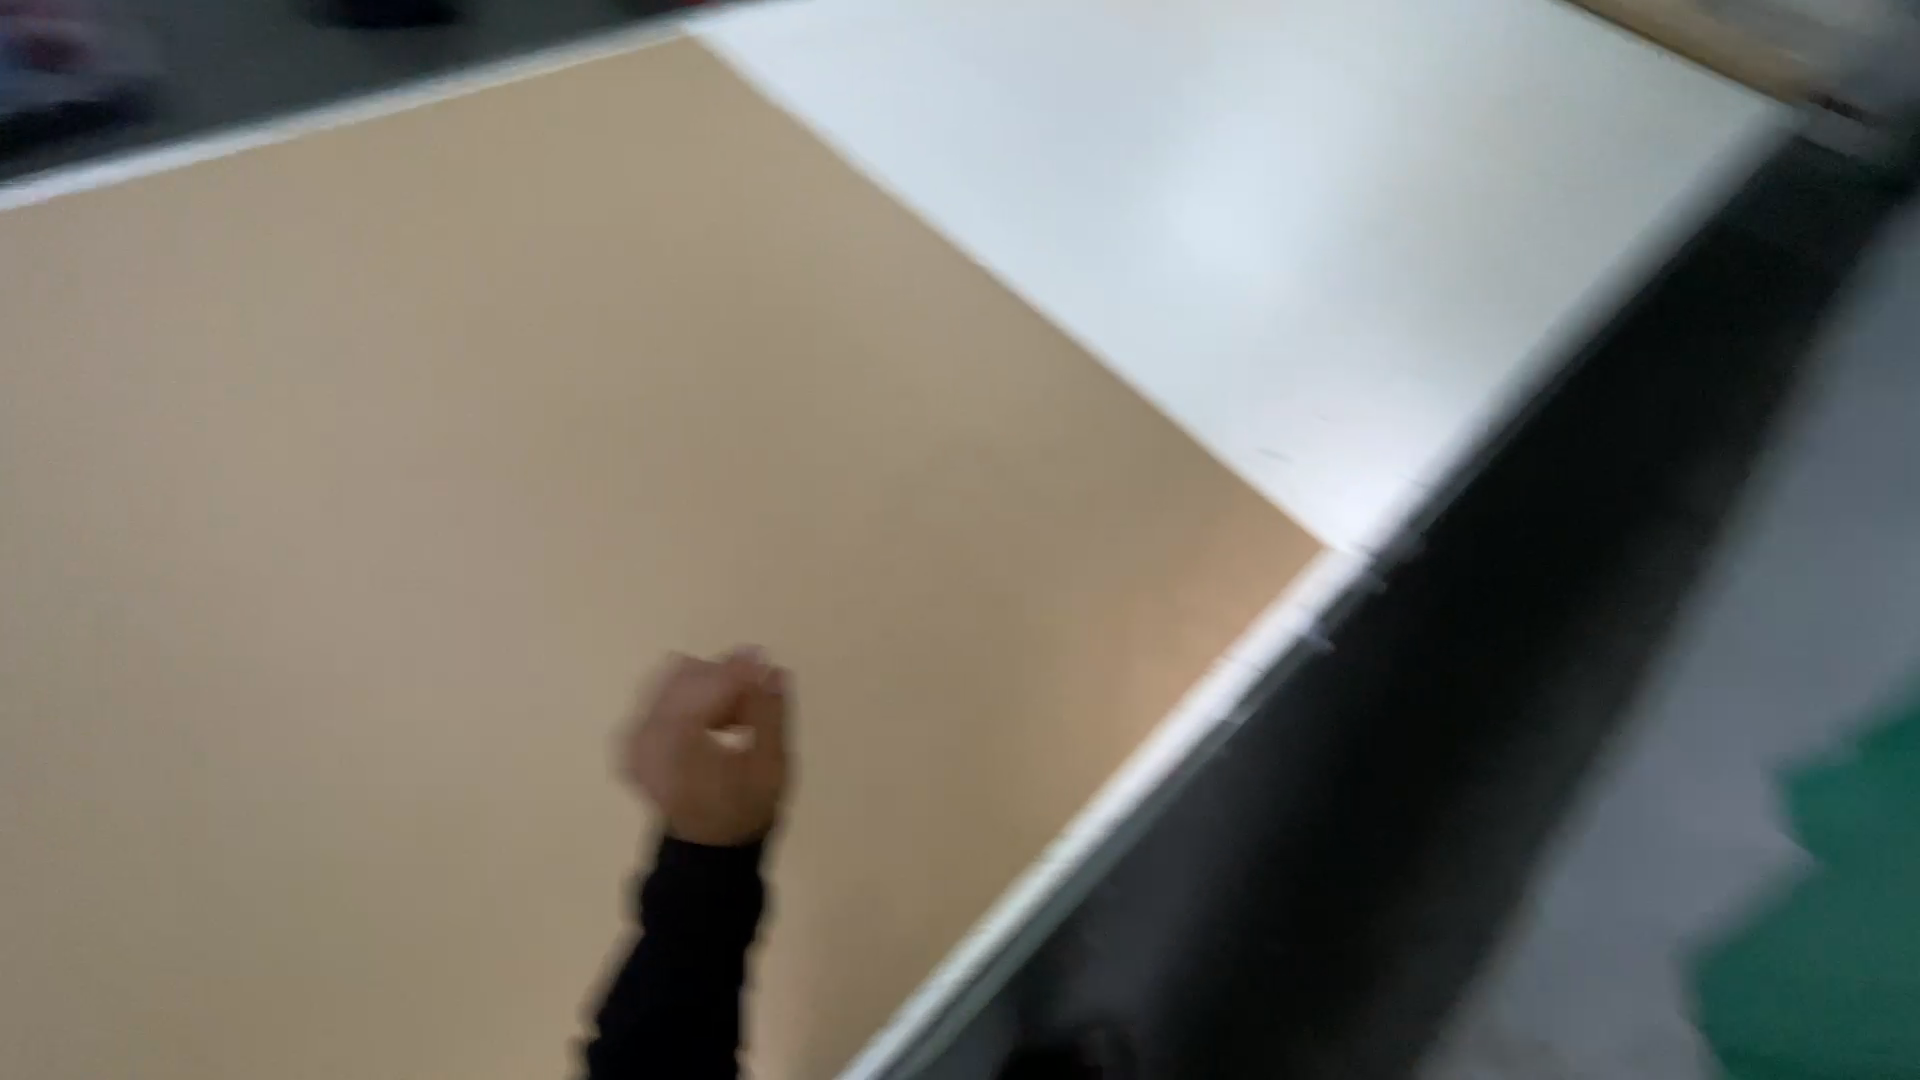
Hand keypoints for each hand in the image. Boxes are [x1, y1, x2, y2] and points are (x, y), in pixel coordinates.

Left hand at [621, 647, 790, 847]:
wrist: (708, 847)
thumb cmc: (744, 809)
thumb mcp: (770, 765)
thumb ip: (770, 713)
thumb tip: (773, 668)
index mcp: (673, 745)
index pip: (706, 687)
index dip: (740, 672)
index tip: (769, 665)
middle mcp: (642, 734)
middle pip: (685, 675)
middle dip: (725, 678)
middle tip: (759, 694)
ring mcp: (633, 735)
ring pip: (676, 680)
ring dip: (712, 686)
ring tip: (741, 714)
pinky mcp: (634, 735)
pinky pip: (667, 694)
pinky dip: (698, 697)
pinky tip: (722, 720)